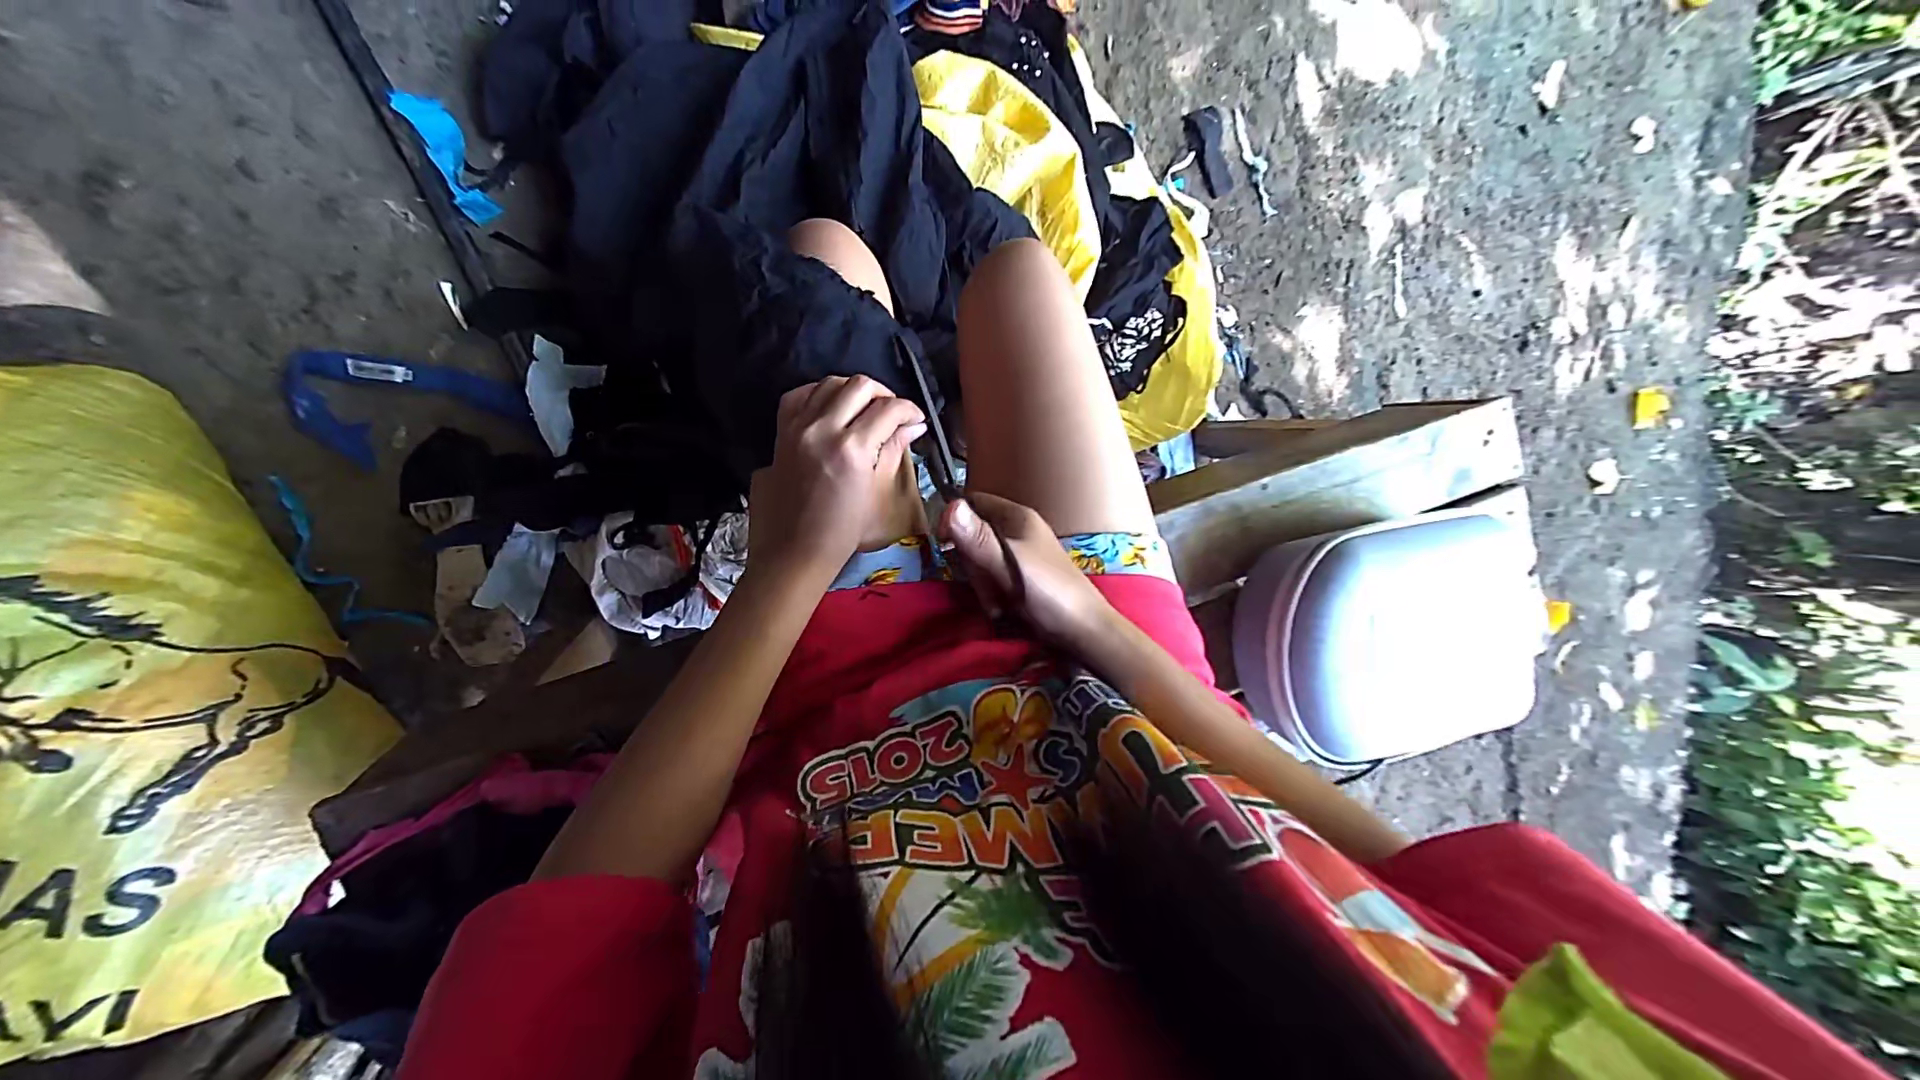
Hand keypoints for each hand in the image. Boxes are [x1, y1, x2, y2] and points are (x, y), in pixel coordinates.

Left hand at [749, 376, 925, 579]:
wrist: (794, 550)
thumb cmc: (842, 532)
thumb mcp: (877, 493)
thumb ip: (894, 451)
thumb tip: (914, 427)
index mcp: (852, 449)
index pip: (888, 409)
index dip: (909, 409)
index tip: (915, 419)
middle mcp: (823, 429)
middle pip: (859, 384)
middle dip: (884, 394)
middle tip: (892, 413)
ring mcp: (798, 427)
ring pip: (829, 382)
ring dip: (852, 391)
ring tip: (863, 409)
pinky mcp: (781, 432)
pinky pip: (800, 394)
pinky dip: (819, 394)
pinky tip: (831, 409)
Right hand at [939, 491, 1118, 650]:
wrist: (1084, 631)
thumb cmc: (1050, 593)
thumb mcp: (1010, 564)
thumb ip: (979, 538)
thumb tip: (950, 506)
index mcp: (1017, 517)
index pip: (972, 501)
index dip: (955, 519)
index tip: (947, 544)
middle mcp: (1018, 531)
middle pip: (972, 534)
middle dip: (972, 562)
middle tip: (986, 581)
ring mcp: (1019, 556)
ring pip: (979, 561)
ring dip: (983, 584)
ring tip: (1000, 601)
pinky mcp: (1020, 579)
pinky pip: (991, 580)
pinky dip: (993, 595)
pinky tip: (1003, 609)